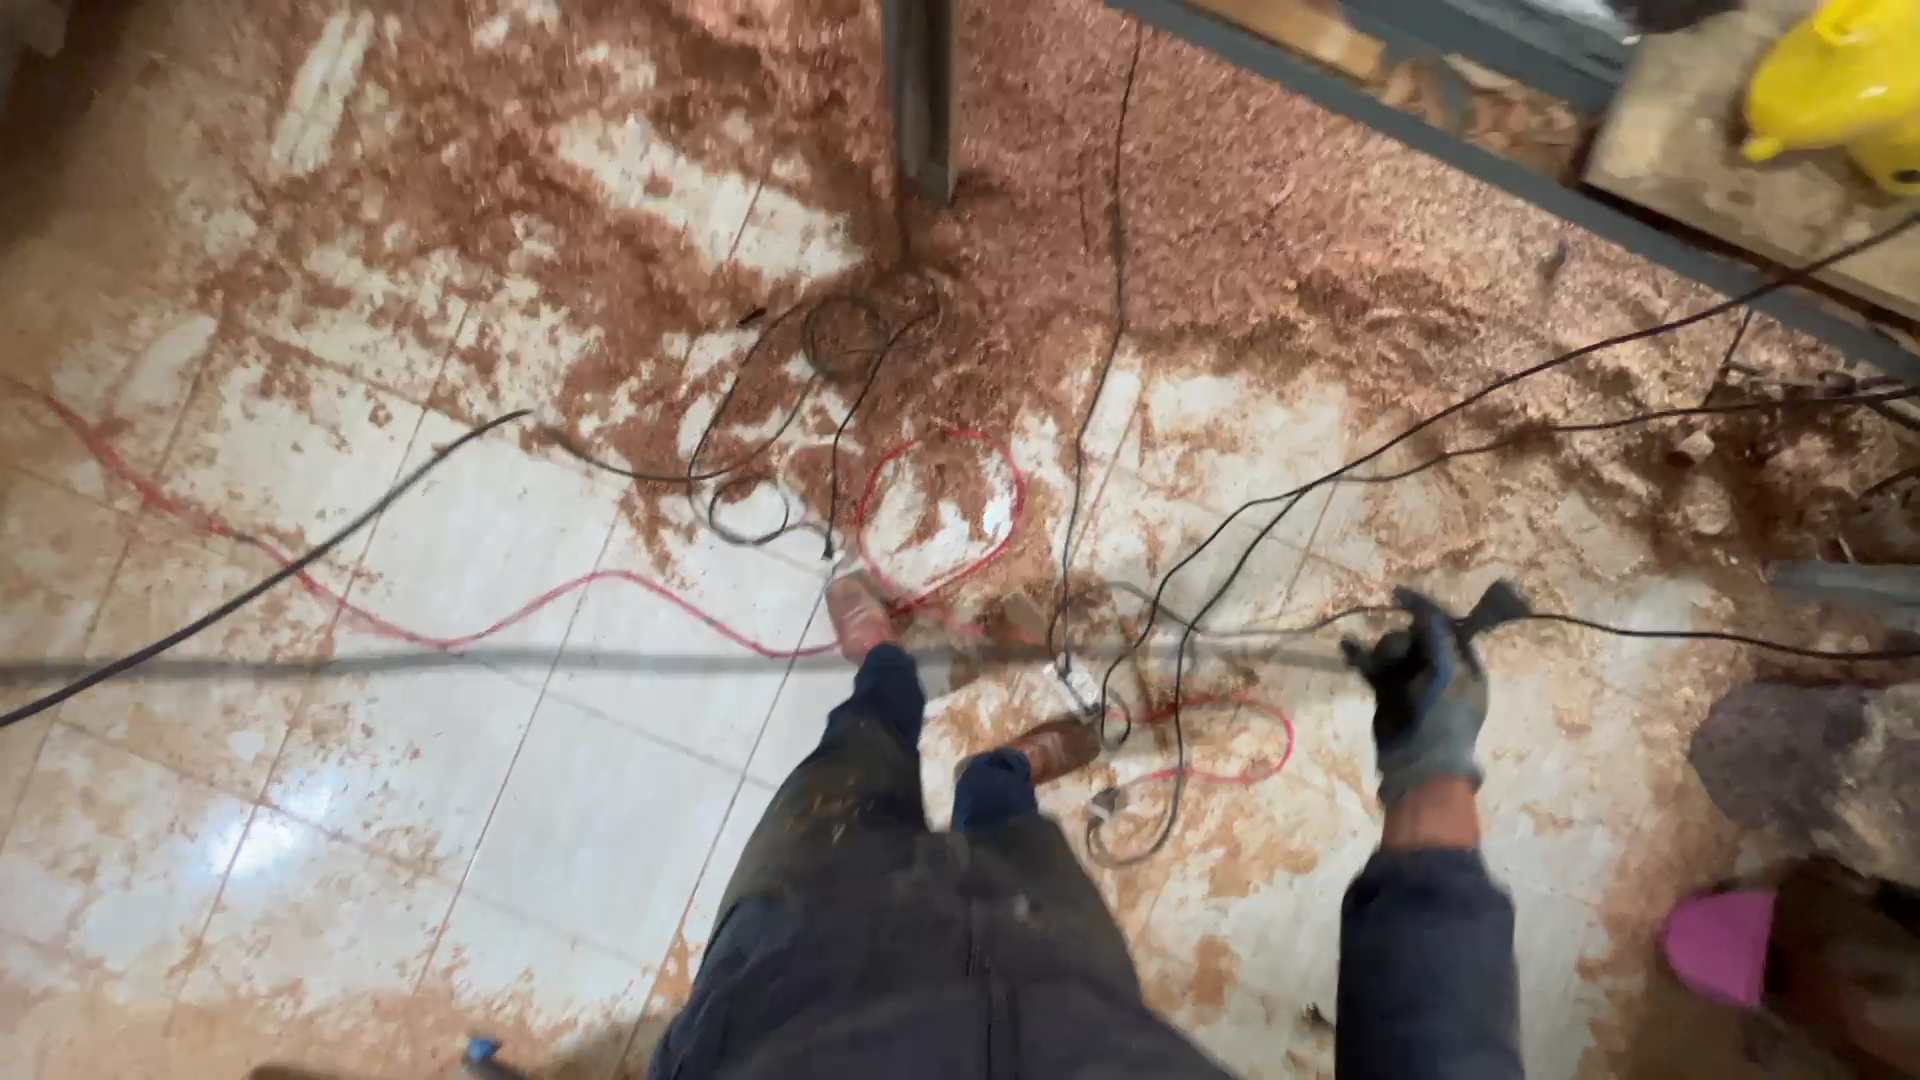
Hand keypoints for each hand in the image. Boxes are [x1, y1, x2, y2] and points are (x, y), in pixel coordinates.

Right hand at [1340, 588, 1490, 805]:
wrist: (1420, 766)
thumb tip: (1425, 612)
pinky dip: (1360, 656)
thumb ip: (1437, 642)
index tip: (1398, 593)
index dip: (1424, 609)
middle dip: (1400, 640)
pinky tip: (1347, 647)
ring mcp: (1410, 680)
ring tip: (1376, 666)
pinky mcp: (1386, 691)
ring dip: (1381, 651)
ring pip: (1391, 649)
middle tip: (1394, 657)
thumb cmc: (1444, 722)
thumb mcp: (1448, 678)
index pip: (1446, 626)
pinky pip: (1371, 666)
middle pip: (1414, 636)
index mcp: (1463, 665)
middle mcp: (1438, 669)